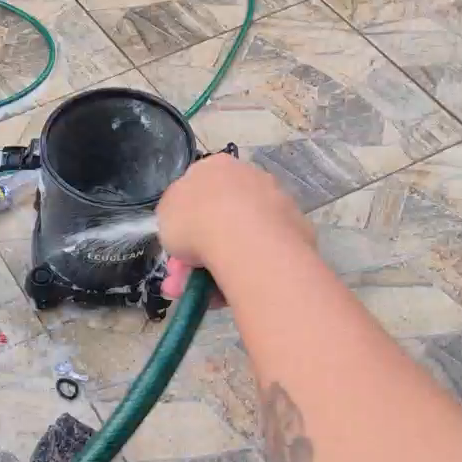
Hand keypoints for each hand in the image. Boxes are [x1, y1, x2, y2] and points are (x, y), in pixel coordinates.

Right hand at [157, 154, 313, 299]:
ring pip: (240, 240)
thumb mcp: (164, 214)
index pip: (197, 191)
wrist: (245, 240)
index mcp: (216, 166)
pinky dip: (245, 271)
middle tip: (183, 281)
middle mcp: (250, 177)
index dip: (182, 224)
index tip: (176, 249)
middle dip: (198, 253)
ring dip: (218, 267)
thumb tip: (184, 222)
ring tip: (205, 296)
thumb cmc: (196, 220)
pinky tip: (231, 291)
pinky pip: (261, 254)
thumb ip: (174, 215)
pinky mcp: (296, 230)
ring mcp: (277, 202)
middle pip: (219, 218)